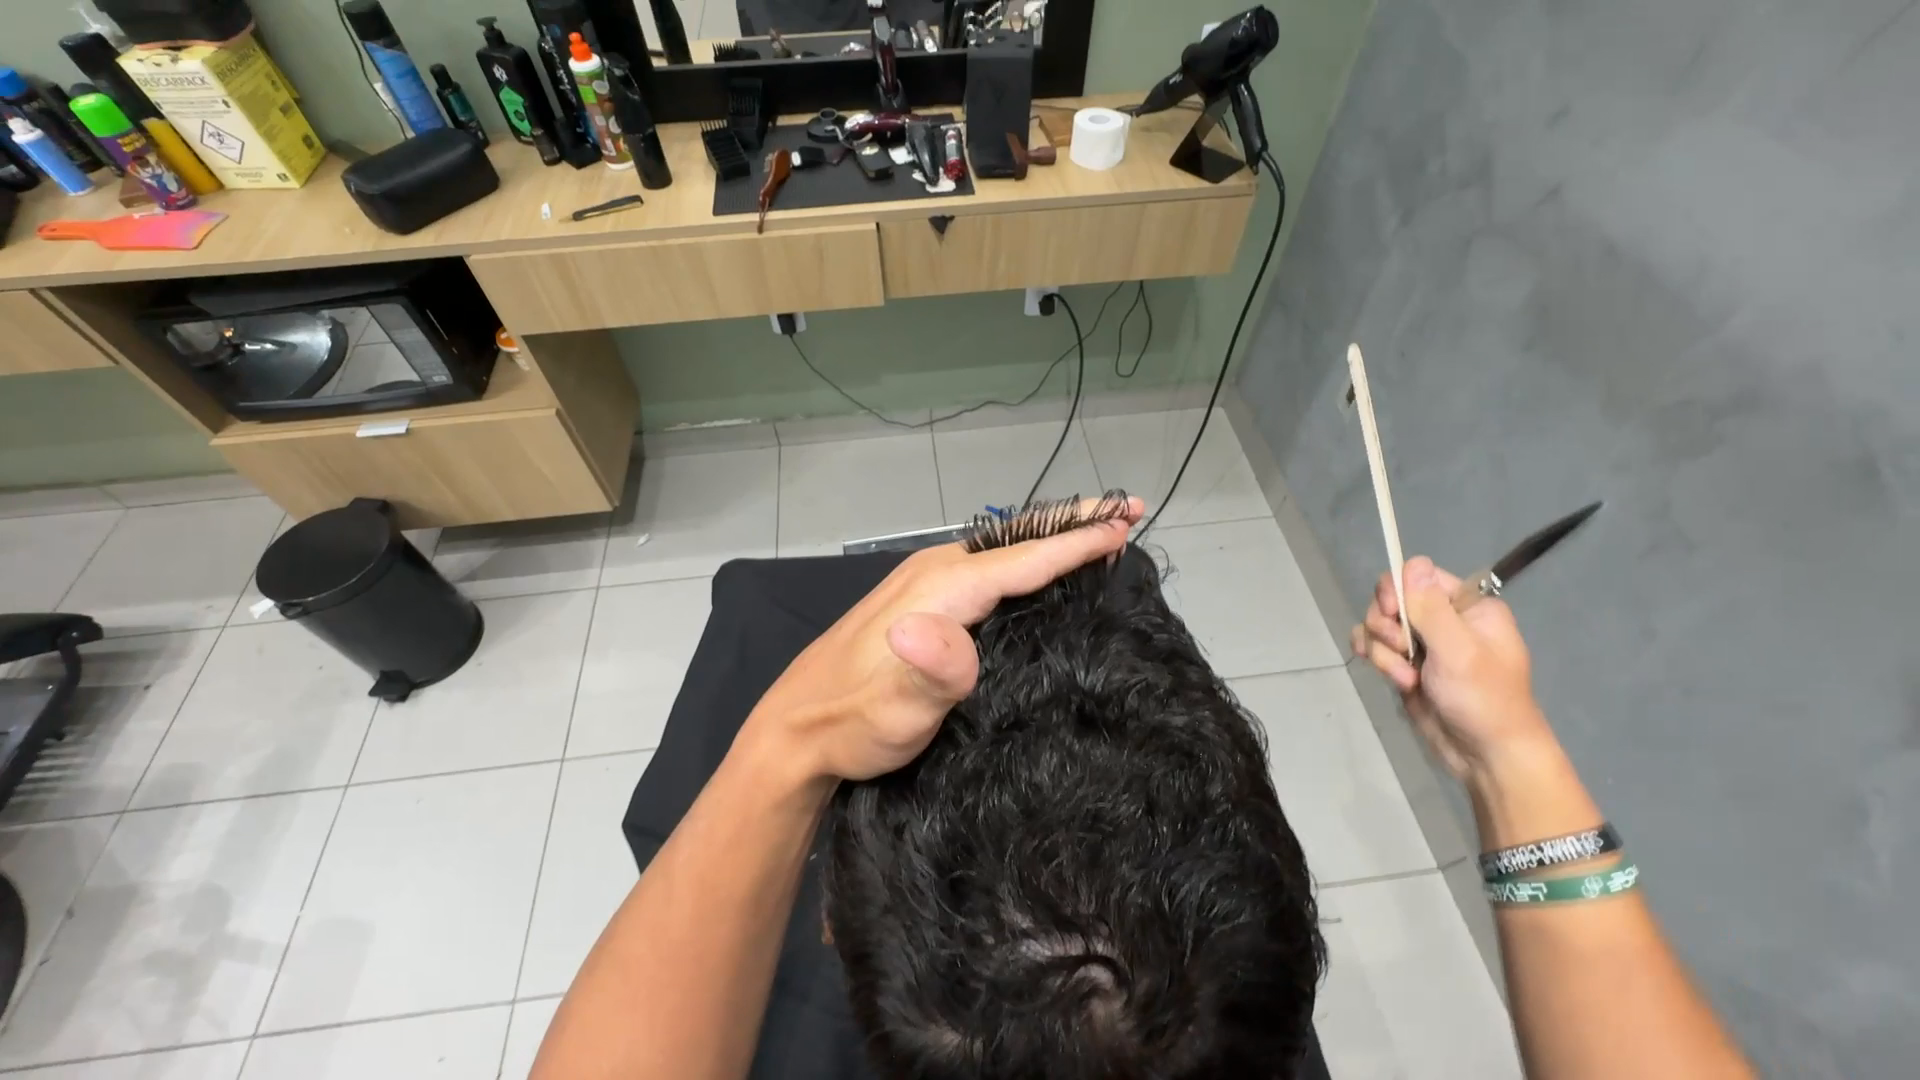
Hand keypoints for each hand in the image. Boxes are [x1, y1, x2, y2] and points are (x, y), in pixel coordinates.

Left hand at [749, 496, 1143, 782]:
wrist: (795, 729)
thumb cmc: (852, 721)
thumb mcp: (895, 710)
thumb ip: (928, 672)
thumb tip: (934, 628)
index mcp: (940, 588)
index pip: (1023, 558)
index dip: (1077, 542)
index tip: (1126, 525)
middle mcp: (934, 571)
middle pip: (1017, 540)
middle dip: (1073, 523)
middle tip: (1127, 511)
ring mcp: (923, 582)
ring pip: (1002, 551)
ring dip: (1051, 540)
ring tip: (1098, 535)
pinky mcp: (919, 599)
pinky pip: (987, 568)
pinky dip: (1024, 561)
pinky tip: (1039, 574)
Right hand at [1350, 556, 1553, 778]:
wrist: (1485, 755)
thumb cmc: (1483, 699)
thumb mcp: (1458, 650)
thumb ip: (1430, 608)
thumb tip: (1410, 563)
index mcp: (1467, 606)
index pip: (1417, 575)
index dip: (1397, 590)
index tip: (1394, 614)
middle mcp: (1443, 618)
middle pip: (1391, 599)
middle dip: (1386, 625)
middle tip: (1403, 651)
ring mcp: (1422, 643)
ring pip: (1378, 625)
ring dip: (1382, 651)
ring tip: (1405, 678)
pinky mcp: (1405, 664)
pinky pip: (1374, 647)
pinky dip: (1375, 660)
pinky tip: (1393, 679)